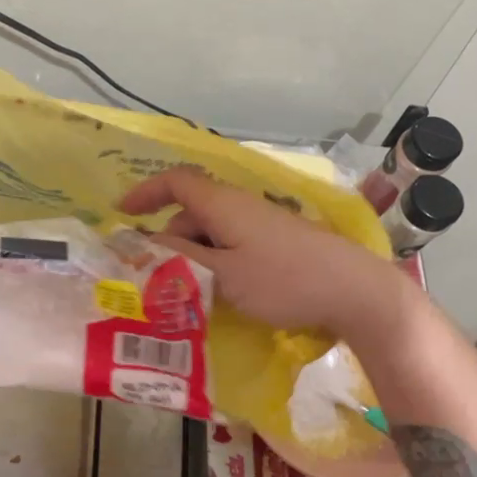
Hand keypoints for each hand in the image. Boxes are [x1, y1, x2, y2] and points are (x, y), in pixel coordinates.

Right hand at [119, 167, 409, 338]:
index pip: (176, 181)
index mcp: (223, 204)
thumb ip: (182, 260)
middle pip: (192, 213)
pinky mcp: (278, 243)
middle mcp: (241, 206)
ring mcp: (263, 224)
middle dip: (169, 241)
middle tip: (156, 279)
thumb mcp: (223, 275)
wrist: (355, 292)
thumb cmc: (284, 281)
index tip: (120, 213)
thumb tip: (148, 246)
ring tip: (186, 295)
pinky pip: (233, 245)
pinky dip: (216, 263)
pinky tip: (218, 293)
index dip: (146, 192)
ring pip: (213, 233)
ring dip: (193, 257)